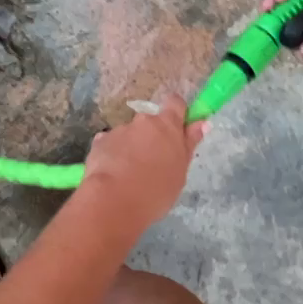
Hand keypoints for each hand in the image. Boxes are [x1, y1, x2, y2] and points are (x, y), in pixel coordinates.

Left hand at [82, 91, 207, 228]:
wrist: (114, 201)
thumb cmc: (156, 190)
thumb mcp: (181, 171)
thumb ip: (189, 144)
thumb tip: (202, 123)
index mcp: (167, 125)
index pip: (176, 102)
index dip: (178, 113)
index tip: (178, 130)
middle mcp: (143, 121)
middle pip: (151, 122)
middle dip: (152, 137)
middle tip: (154, 163)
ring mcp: (120, 130)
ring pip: (130, 135)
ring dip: (132, 148)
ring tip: (130, 175)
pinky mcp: (100, 141)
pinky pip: (111, 144)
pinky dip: (114, 155)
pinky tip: (113, 176)